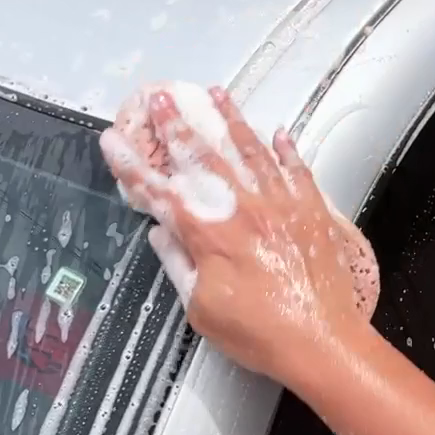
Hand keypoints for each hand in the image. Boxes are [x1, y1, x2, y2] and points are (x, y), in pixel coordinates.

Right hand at [99, 84, 375, 390]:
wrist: (322, 343)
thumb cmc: (260, 335)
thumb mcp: (203, 310)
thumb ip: (179, 265)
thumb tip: (162, 233)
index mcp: (210, 234)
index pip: (160, 192)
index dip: (132, 166)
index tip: (112, 141)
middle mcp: (244, 209)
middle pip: (203, 158)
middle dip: (178, 125)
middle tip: (162, 96)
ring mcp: (281, 206)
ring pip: (251, 152)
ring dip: (231, 120)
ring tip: (217, 92)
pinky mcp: (311, 213)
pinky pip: (296, 170)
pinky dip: (285, 150)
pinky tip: (277, 132)